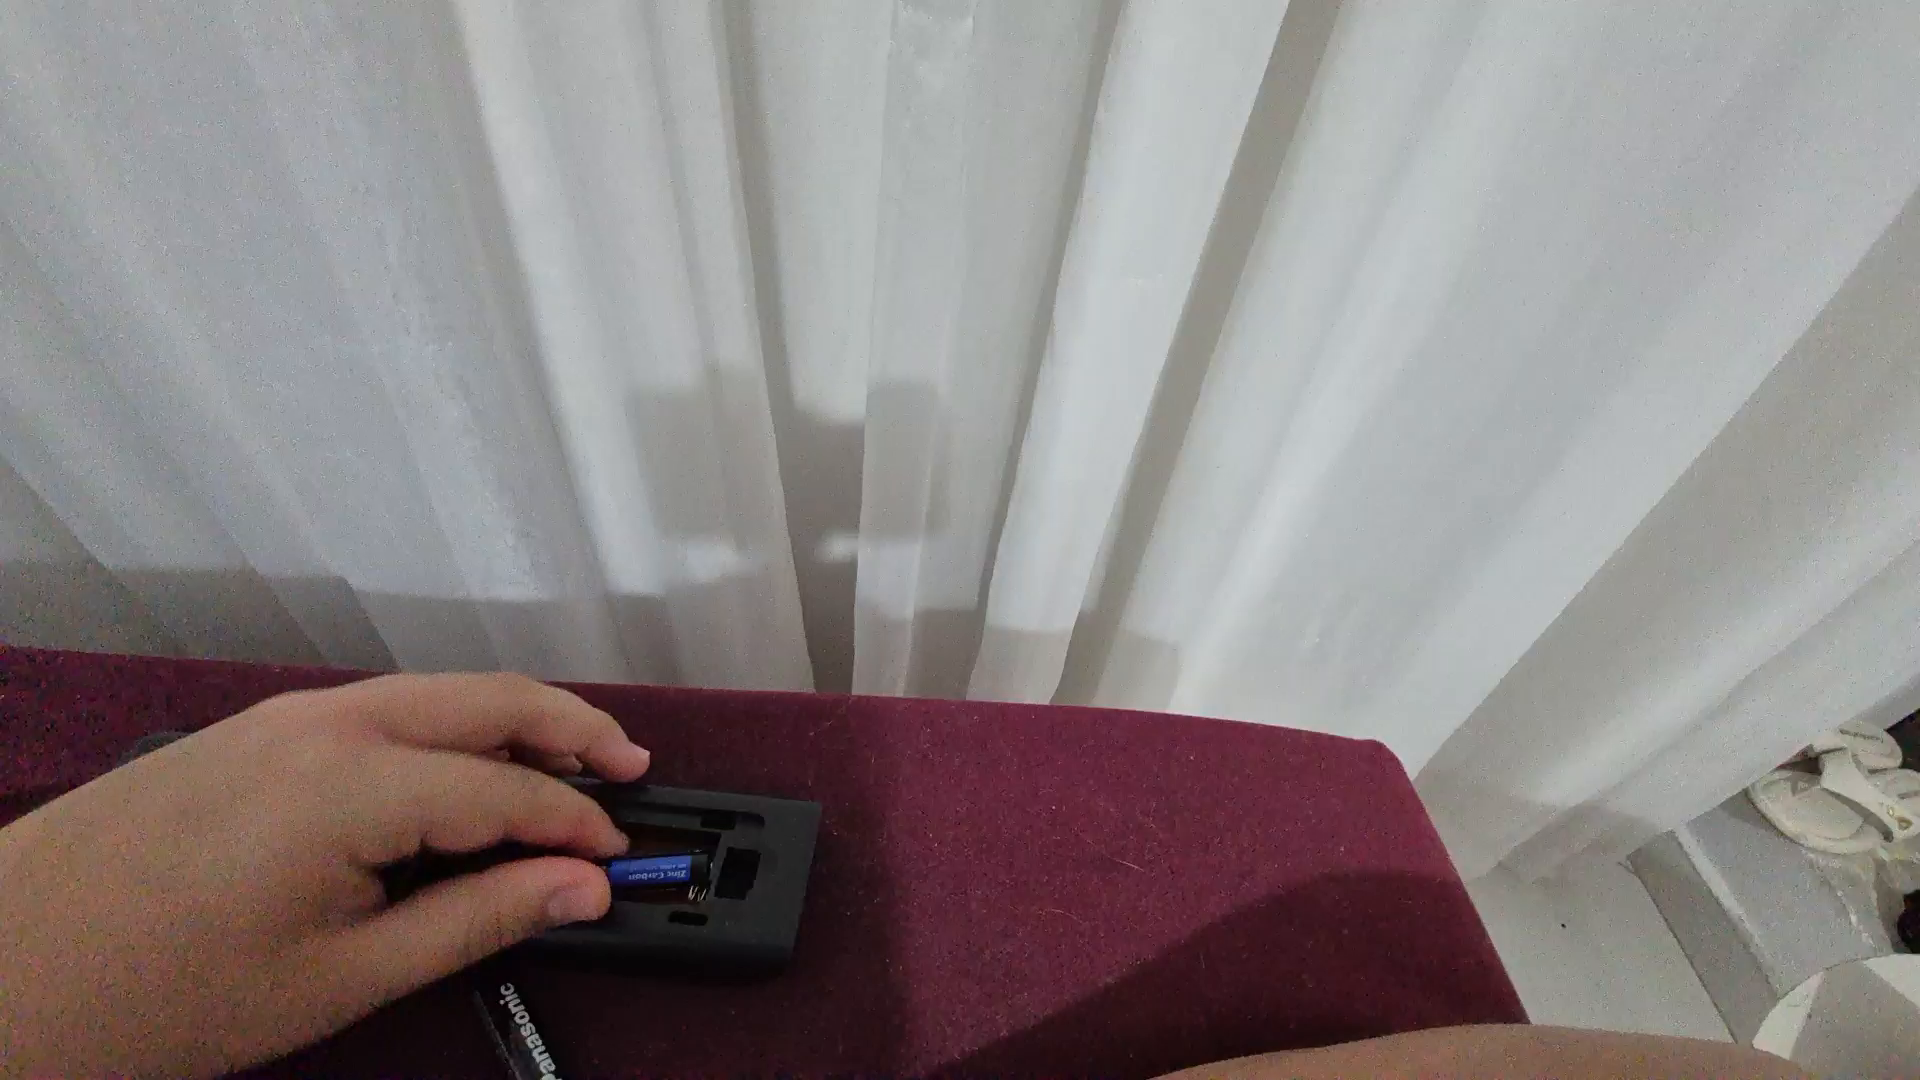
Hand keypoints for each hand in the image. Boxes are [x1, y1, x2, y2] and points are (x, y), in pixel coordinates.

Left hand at [0, 673, 649, 1078]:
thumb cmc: (153, 1003)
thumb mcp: (335, 979)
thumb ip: (479, 919)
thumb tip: (584, 889)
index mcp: (350, 785)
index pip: (506, 790)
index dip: (573, 823)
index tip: (614, 855)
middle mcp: (336, 720)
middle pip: (498, 699)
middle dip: (577, 730)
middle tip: (631, 766)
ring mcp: (301, 710)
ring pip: (455, 689)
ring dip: (526, 720)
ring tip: (574, 760)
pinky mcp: (276, 720)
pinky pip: (405, 703)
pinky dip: (467, 724)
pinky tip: (478, 762)